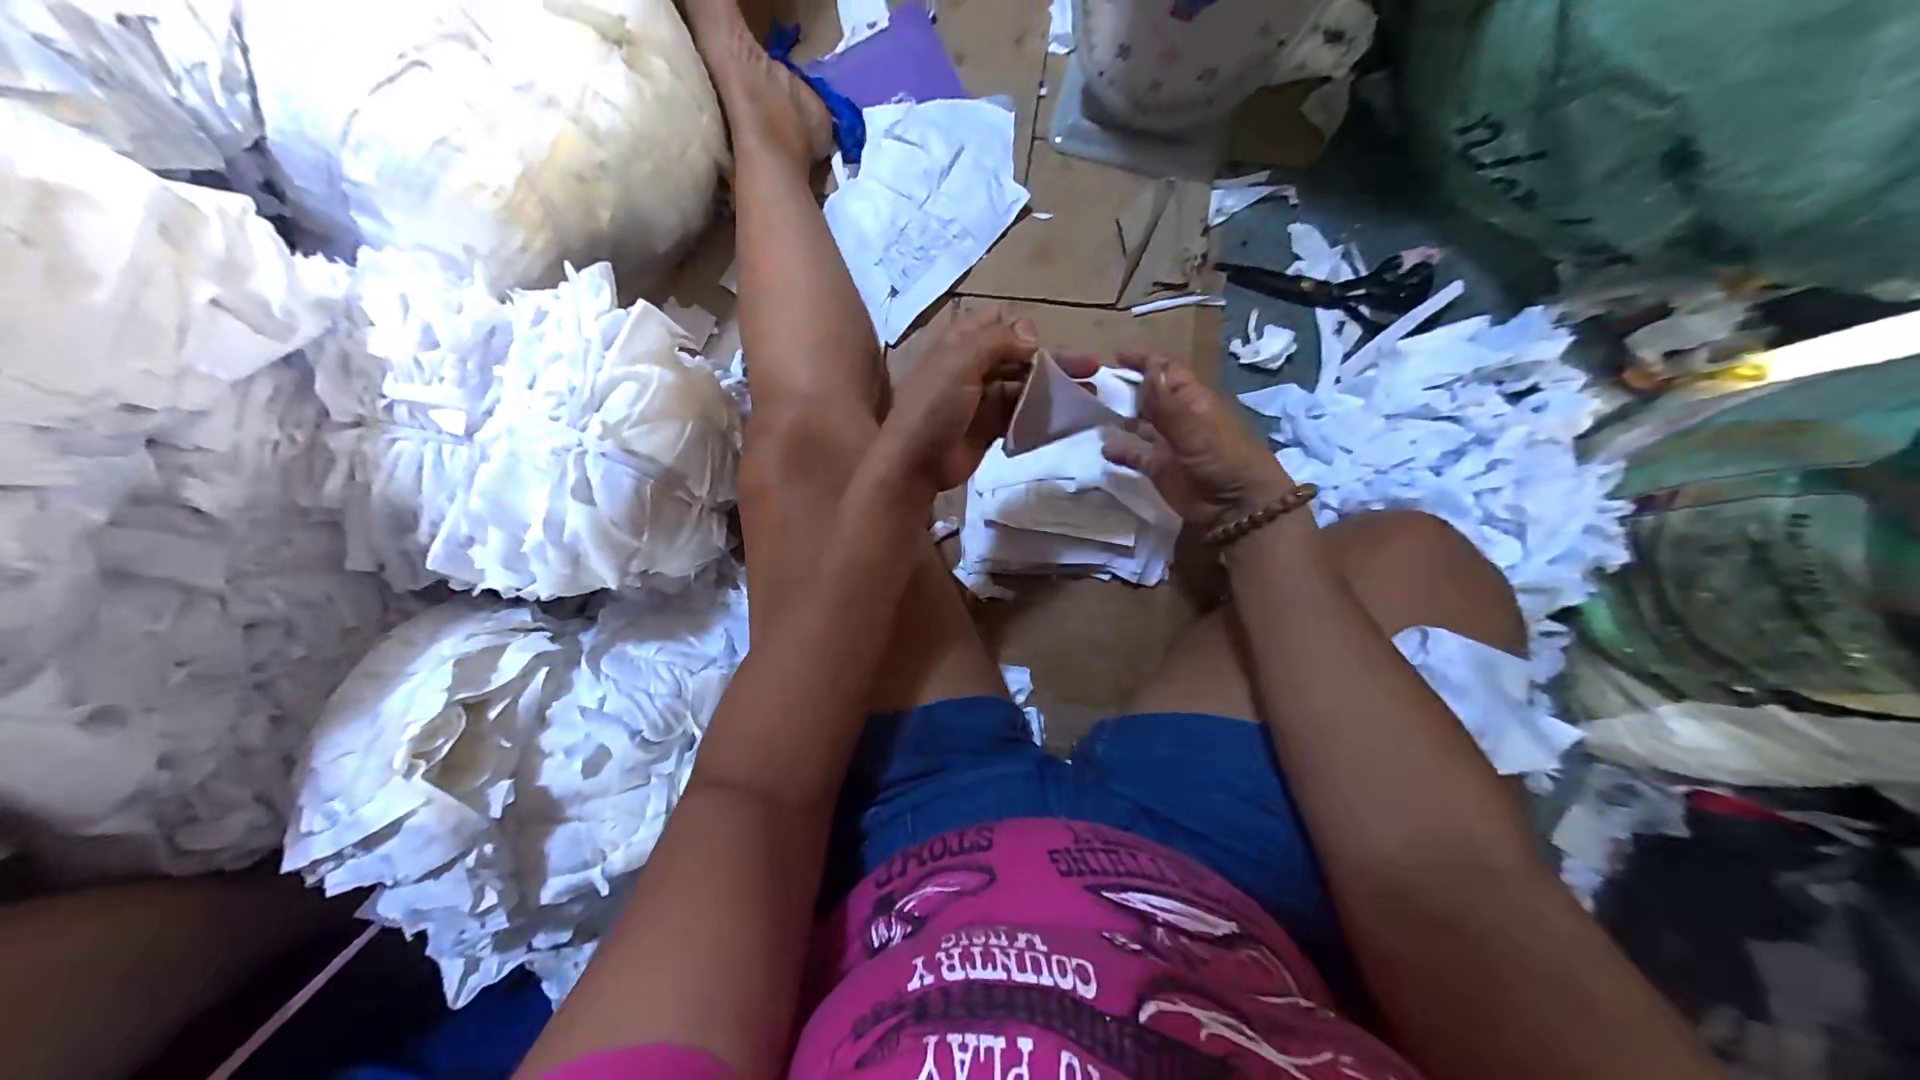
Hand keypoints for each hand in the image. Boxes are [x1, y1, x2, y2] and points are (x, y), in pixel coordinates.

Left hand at [876, 307, 1079, 492]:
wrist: (914, 463)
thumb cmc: (933, 407)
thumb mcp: (960, 362)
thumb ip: (997, 342)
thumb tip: (1033, 340)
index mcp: (961, 342)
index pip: (1000, 321)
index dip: (1023, 329)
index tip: (1036, 350)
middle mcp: (973, 366)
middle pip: (1020, 355)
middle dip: (1054, 359)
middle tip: (1091, 368)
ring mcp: (982, 398)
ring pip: (1025, 386)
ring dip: (1054, 388)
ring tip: (1087, 396)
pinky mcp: (989, 427)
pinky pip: (1021, 415)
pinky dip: (1042, 415)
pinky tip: (1066, 418)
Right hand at [1098, 351, 1297, 527]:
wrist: (1236, 506)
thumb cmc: (1222, 460)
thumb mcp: (1194, 428)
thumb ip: (1167, 402)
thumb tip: (1147, 369)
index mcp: (1192, 400)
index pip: (1167, 370)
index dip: (1145, 361)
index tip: (1116, 356)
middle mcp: (1178, 417)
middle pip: (1149, 395)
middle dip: (1126, 387)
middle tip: (1094, 384)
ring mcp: (1168, 444)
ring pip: (1140, 424)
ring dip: (1120, 417)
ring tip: (1092, 413)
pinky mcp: (1159, 468)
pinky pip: (1135, 455)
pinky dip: (1120, 451)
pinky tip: (1103, 449)